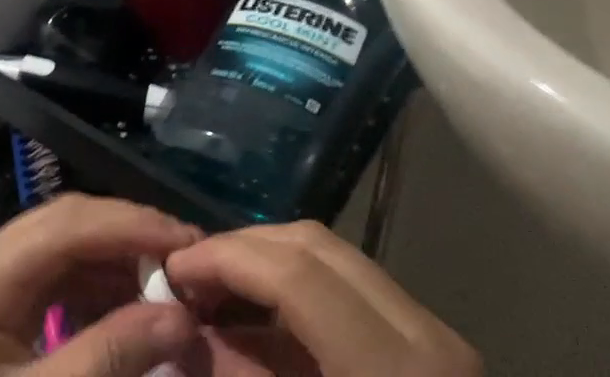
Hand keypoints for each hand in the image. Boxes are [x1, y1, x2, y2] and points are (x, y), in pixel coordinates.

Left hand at [0, 194, 205, 376]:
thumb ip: (108, 357)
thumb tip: (180, 317)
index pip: (65, 225)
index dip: (129, 225)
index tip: (188, 244)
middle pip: (67, 224)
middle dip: (130, 232)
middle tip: (190, 256)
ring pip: (68, 245)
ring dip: (120, 256)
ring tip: (172, 281)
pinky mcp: (4, 305)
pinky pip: (61, 276)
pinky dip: (102, 284)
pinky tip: (135, 304)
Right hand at [166, 221, 480, 376]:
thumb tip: (187, 334)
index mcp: (393, 368)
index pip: (296, 273)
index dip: (225, 260)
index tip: (173, 269)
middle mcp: (425, 333)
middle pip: (315, 245)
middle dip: (241, 248)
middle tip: (190, 275)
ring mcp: (436, 335)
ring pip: (335, 257)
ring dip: (267, 261)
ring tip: (218, 292)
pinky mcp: (434, 344)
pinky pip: (354, 288)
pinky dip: (299, 289)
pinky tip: (261, 319)